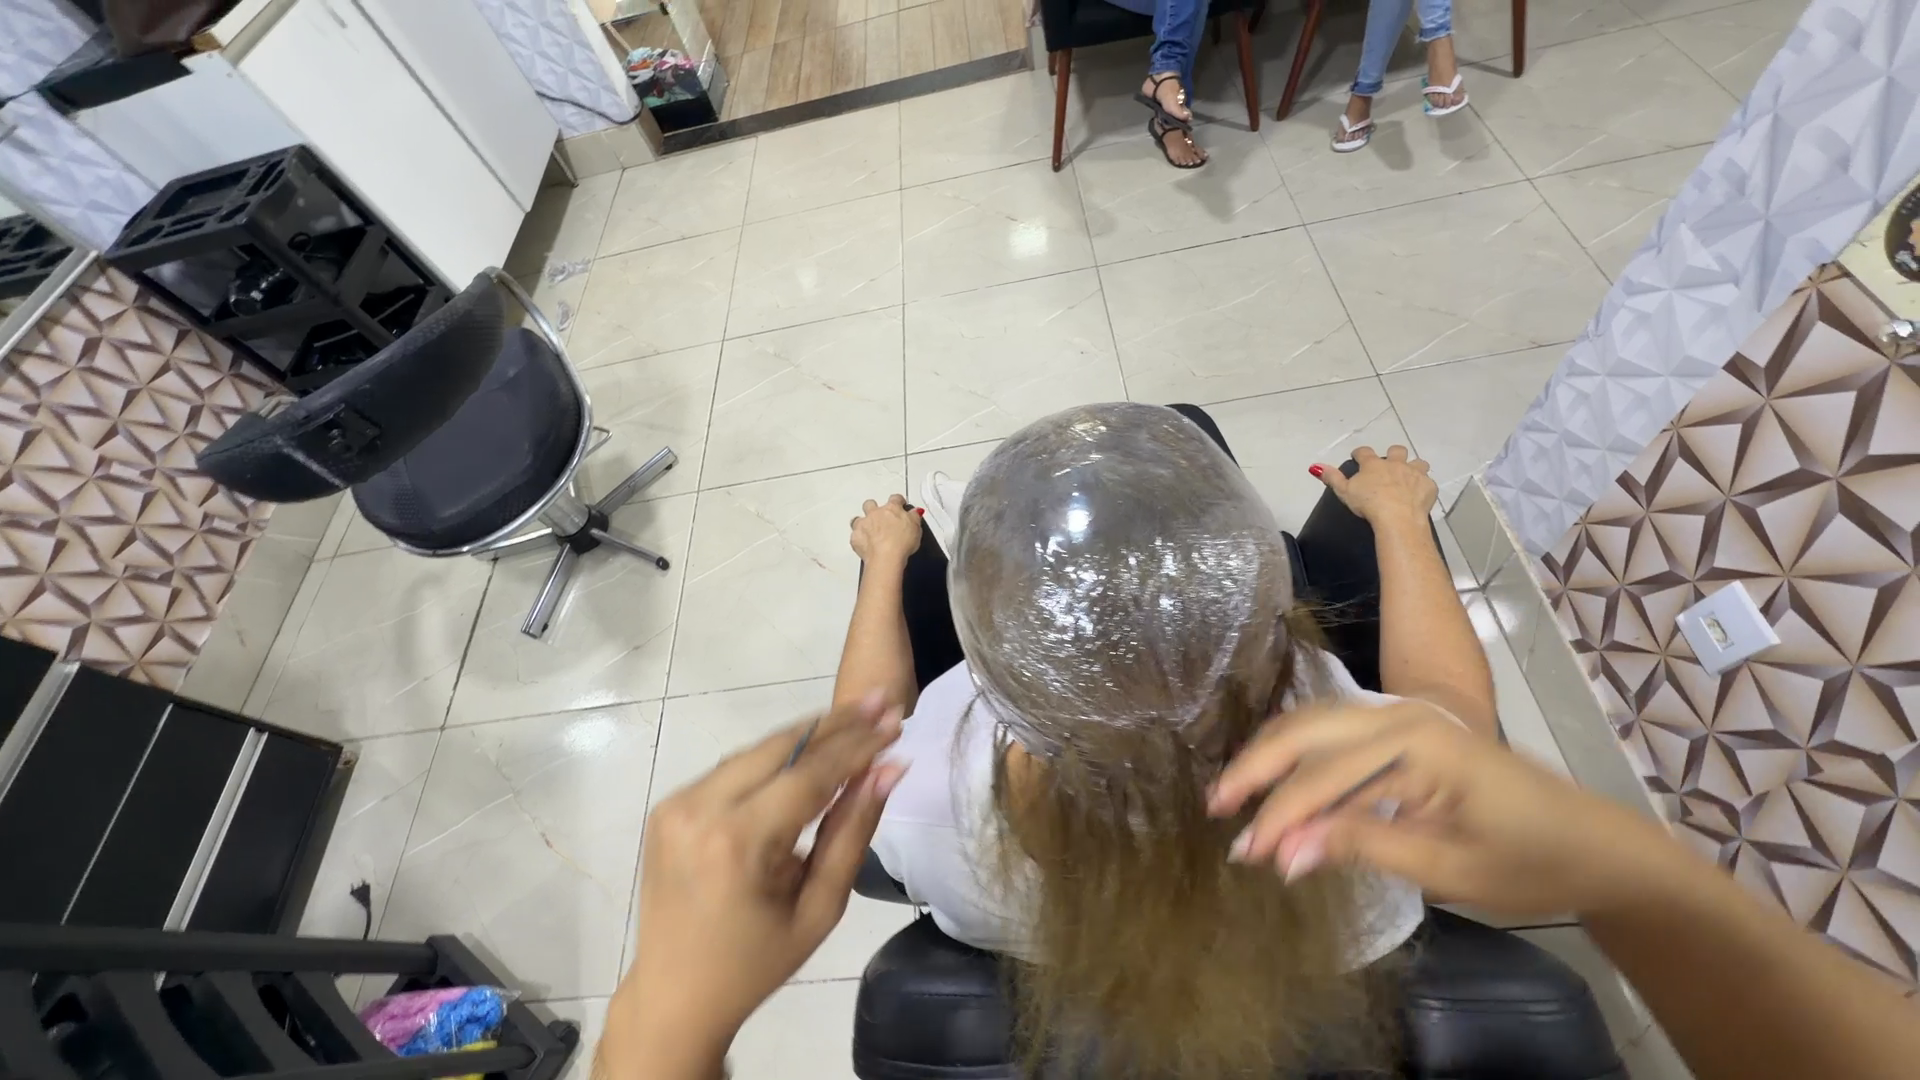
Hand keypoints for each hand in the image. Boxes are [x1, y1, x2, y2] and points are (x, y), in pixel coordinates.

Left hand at [615, 698, 905, 1074]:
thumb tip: (890, 770)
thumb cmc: (758, 962)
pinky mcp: (670, 805)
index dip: (857, 745)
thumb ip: (854, 831)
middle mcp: (700, 810)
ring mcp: (677, 804)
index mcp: (738, 844)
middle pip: (781, 747)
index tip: (895, 720)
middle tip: (880, 704)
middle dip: (836, 724)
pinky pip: (735, 767)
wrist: (674, 997)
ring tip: (856, 719)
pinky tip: (812, 748)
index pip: (810, 774)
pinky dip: (776, 756)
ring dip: (808, 735)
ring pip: (758, 750)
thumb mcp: (821, 906)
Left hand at [849, 495, 921, 565]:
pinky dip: (859, 539)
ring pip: (857, 519)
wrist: (886, 557)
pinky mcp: (855, 538)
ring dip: (862, 523)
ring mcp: (863, 525)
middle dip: (873, 508)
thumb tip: (914, 512)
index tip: (900, 504)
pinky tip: (865, 545)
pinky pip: (854, 536)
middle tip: (879, 517)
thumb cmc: (901, 543)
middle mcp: (875, 513)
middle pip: (870, 504)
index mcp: (892, 509)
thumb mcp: (917, 528)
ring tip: (869, 532)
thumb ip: (914, 516)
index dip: (898, 501)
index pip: (895, 498)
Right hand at [1209, 701, 1676, 917]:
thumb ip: (1360, 846)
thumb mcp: (1447, 867)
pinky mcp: (1400, 727)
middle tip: (1216, 808)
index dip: (1281, 818)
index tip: (1248, 855)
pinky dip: (1295, 752)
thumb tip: (1283, 854)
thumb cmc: (1530, 862)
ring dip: (1268, 757)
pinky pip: (1331, 729)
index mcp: (1419, 745)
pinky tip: (1274, 775)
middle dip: (1255, 770)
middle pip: (1305, 731)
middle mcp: (1402, 715)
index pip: (1325, 779)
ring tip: (1233, 793)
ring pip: (1311, 723)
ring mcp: (1401, 714)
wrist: (1595, 844)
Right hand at [1314, 446, 1435, 527]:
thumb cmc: (1368, 504)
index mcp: (1373, 465)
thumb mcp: (1344, 492)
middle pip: (1397, 450)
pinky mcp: (1429, 486)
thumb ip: (1331, 478)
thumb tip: (1315, 466)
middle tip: (1388, 465)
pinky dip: (1422, 486)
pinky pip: (1428, 482)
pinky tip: (1417, 494)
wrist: (1397, 518)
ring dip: (1414, 467)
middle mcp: (1396, 464)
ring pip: (1419, 462)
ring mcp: (1415, 473)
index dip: (1360, 453)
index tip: (1357, 457)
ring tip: (1408, 477)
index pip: (1365, 452)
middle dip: (1393, 454)